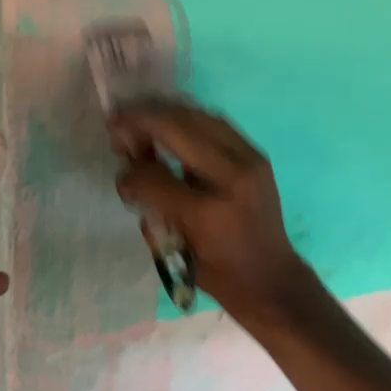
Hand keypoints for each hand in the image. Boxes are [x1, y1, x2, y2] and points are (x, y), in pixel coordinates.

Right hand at [109, 100, 313, 325]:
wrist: (272, 278)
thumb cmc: (220, 275)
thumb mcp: (175, 250)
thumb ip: (152, 206)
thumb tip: (130, 170)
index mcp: (207, 213)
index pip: (155, 177)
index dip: (130, 172)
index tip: (119, 172)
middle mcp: (231, 178)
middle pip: (178, 129)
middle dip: (142, 120)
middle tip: (118, 122)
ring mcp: (249, 160)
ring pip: (199, 116)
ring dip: (165, 112)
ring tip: (140, 116)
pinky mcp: (256, 154)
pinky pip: (216, 123)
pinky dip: (188, 118)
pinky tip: (169, 122)